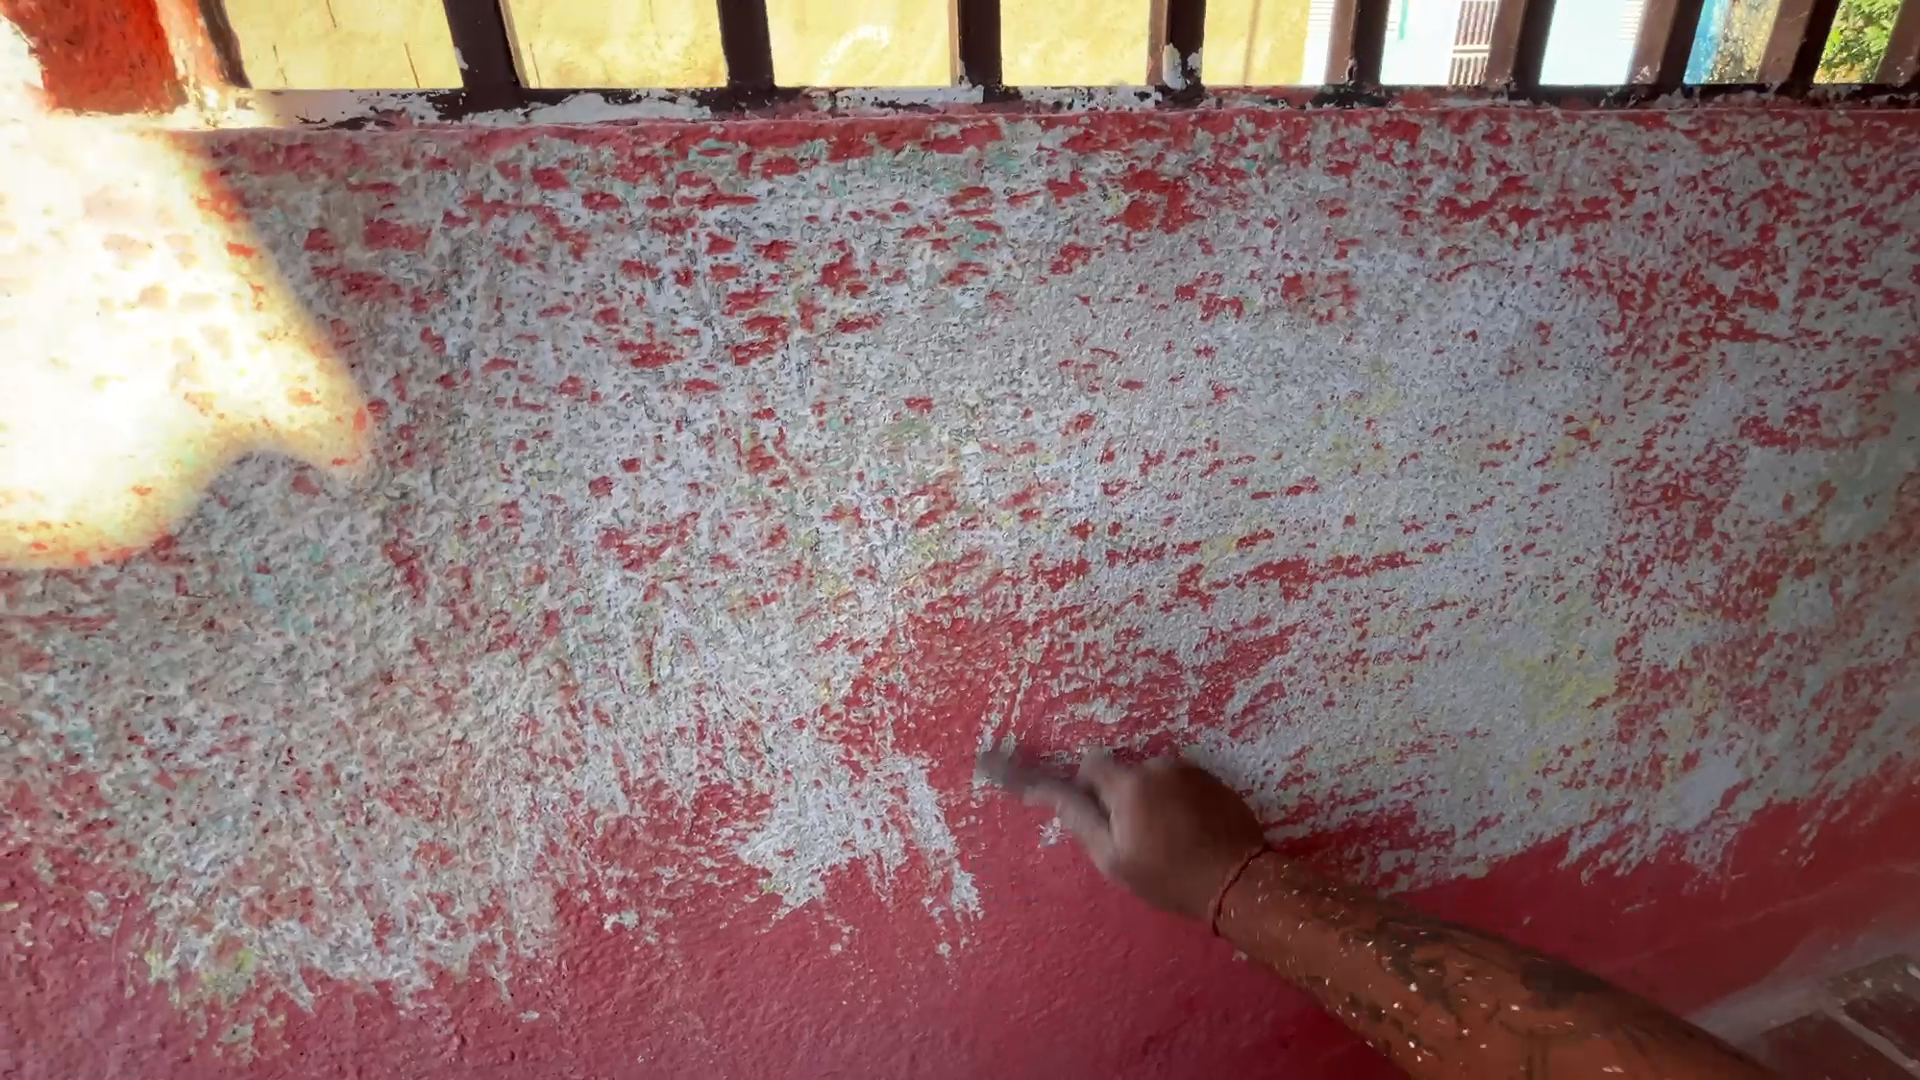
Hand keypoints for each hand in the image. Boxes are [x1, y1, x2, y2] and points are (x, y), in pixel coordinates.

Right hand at [1031, 754, 1267, 920]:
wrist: (1239, 882)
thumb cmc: (1168, 876)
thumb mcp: (1113, 859)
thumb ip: (1079, 818)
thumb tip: (1046, 788)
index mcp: (1129, 784)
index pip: (1090, 764)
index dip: (1087, 788)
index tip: (1099, 816)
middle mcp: (1156, 766)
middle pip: (1122, 773)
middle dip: (1121, 797)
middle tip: (1137, 836)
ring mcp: (1187, 769)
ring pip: (1151, 777)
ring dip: (1149, 798)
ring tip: (1168, 836)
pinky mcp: (1211, 777)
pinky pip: (1178, 781)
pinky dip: (1175, 799)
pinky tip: (1188, 828)